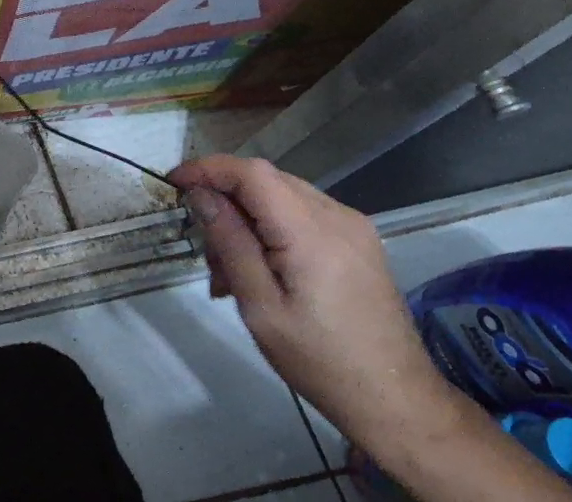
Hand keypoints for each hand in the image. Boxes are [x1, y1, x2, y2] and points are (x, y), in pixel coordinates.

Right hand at [168, 156, 459, 455]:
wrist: (398, 402)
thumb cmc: (321, 361)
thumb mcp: (261, 307)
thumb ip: (231, 244)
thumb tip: (201, 195)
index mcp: (313, 234)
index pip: (252, 173)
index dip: (208, 169)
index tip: (173, 184)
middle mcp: (338, 217)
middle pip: (265, 180)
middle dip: (224, 200)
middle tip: (204, 248)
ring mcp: (353, 228)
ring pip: (281, 196)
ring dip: (245, 219)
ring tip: (229, 272)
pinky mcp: (358, 242)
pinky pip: (302, 215)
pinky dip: (270, 229)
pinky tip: (260, 270)